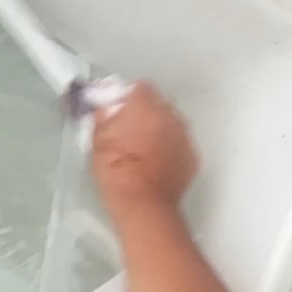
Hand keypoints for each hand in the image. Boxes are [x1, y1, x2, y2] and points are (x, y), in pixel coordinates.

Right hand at [90, 82, 197, 212]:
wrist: (143, 204)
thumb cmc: (114, 169)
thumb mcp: (97, 139)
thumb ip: (102, 115)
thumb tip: (104, 105)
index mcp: (144, 105)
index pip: (139, 87)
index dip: (127, 96)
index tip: (116, 110)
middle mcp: (170, 114)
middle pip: (158, 103)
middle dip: (145, 111)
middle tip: (128, 129)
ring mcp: (185, 136)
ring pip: (172, 122)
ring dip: (159, 129)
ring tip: (144, 148)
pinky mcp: (194, 156)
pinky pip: (180, 143)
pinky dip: (170, 148)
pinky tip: (157, 163)